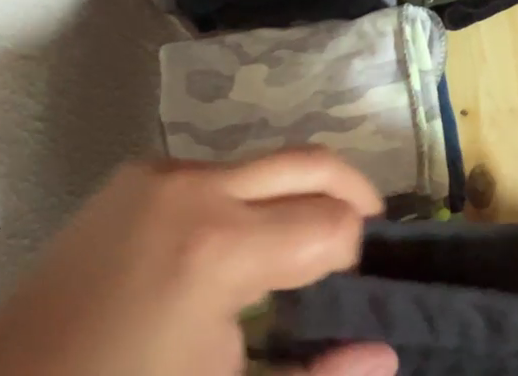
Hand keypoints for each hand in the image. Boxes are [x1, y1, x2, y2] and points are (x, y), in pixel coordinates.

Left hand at [0, 148, 398, 375]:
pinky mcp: (131, 177)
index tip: (356, 290)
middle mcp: (196, 187)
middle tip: (368, 234)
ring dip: (296, 195)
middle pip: (310, 163)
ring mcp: (158, 174)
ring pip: (265, 162)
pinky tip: (239, 245)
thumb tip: (385, 354)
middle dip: (353, 193)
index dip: (356, 255)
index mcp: (220, 247)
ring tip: (303, 246)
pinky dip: (247, 196)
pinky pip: (217, 171)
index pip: (332, 223)